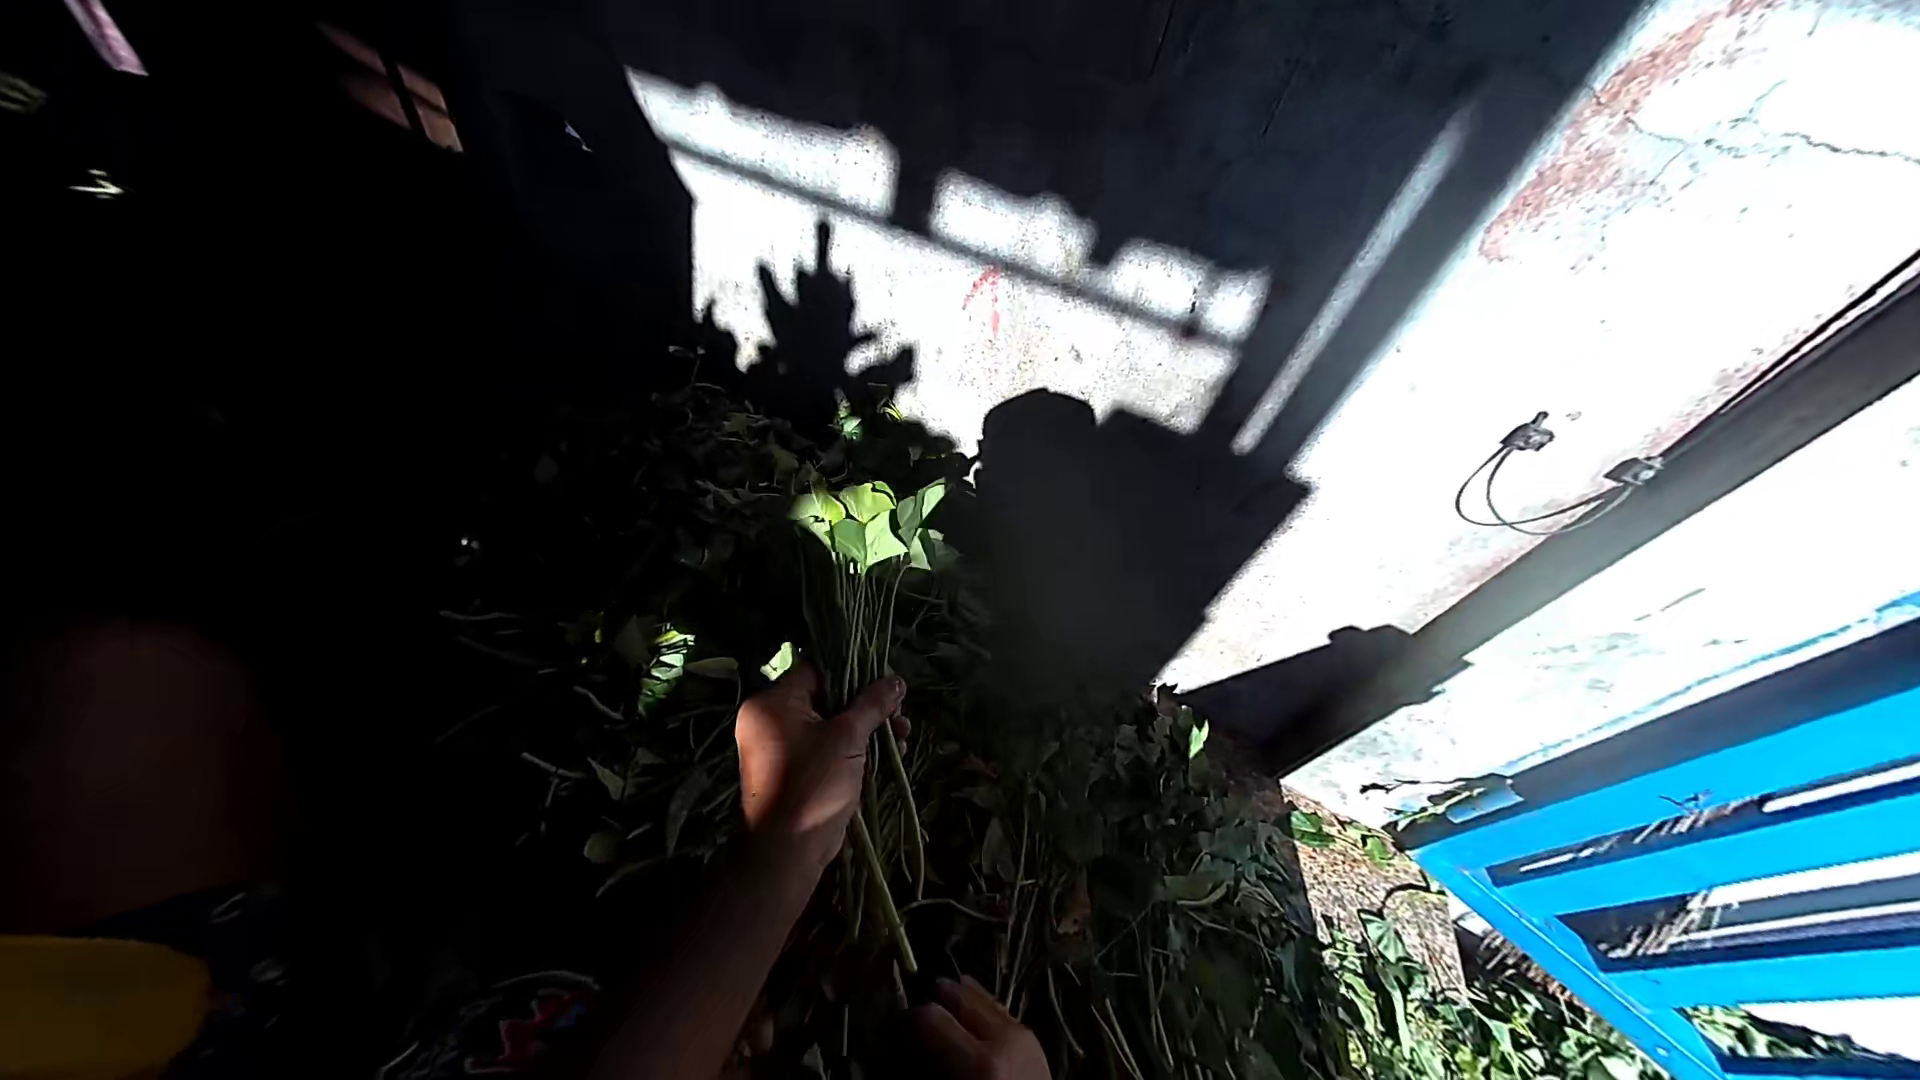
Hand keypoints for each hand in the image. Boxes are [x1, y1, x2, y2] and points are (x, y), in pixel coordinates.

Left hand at [735, 663, 905, 873]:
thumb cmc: (813, 782)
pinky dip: (855, 748)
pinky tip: (890, 751)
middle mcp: (771, 721)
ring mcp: (782, 748)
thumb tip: (897, 680)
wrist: (787, 852)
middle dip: (867, 705)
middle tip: (899, 711)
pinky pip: (827, 748)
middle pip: (827, 698)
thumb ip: (872, 703)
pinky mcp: (796, 772)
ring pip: (831, 725)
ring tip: (903, 733)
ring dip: (868, 728)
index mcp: (772, 703)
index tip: (884, 679)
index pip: (815, 671)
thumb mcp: (848, 736)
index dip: (853, 671)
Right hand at [912, 976, 1051, 1079]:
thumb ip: (933, 1072)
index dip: (911, 1017)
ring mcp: (1021, 1033)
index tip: (899, 1021)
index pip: (932, 1018)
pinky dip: (979, 1004)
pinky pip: (998, 1007)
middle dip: (936, 995)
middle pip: (960, 995)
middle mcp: (1002, 1038)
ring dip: (959, 995)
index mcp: (980, 1064)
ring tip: (941, 997)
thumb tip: (911, 1043)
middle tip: (918, 1003)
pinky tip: (969, 1011)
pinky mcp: (1031, 1036)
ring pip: (981, 995)